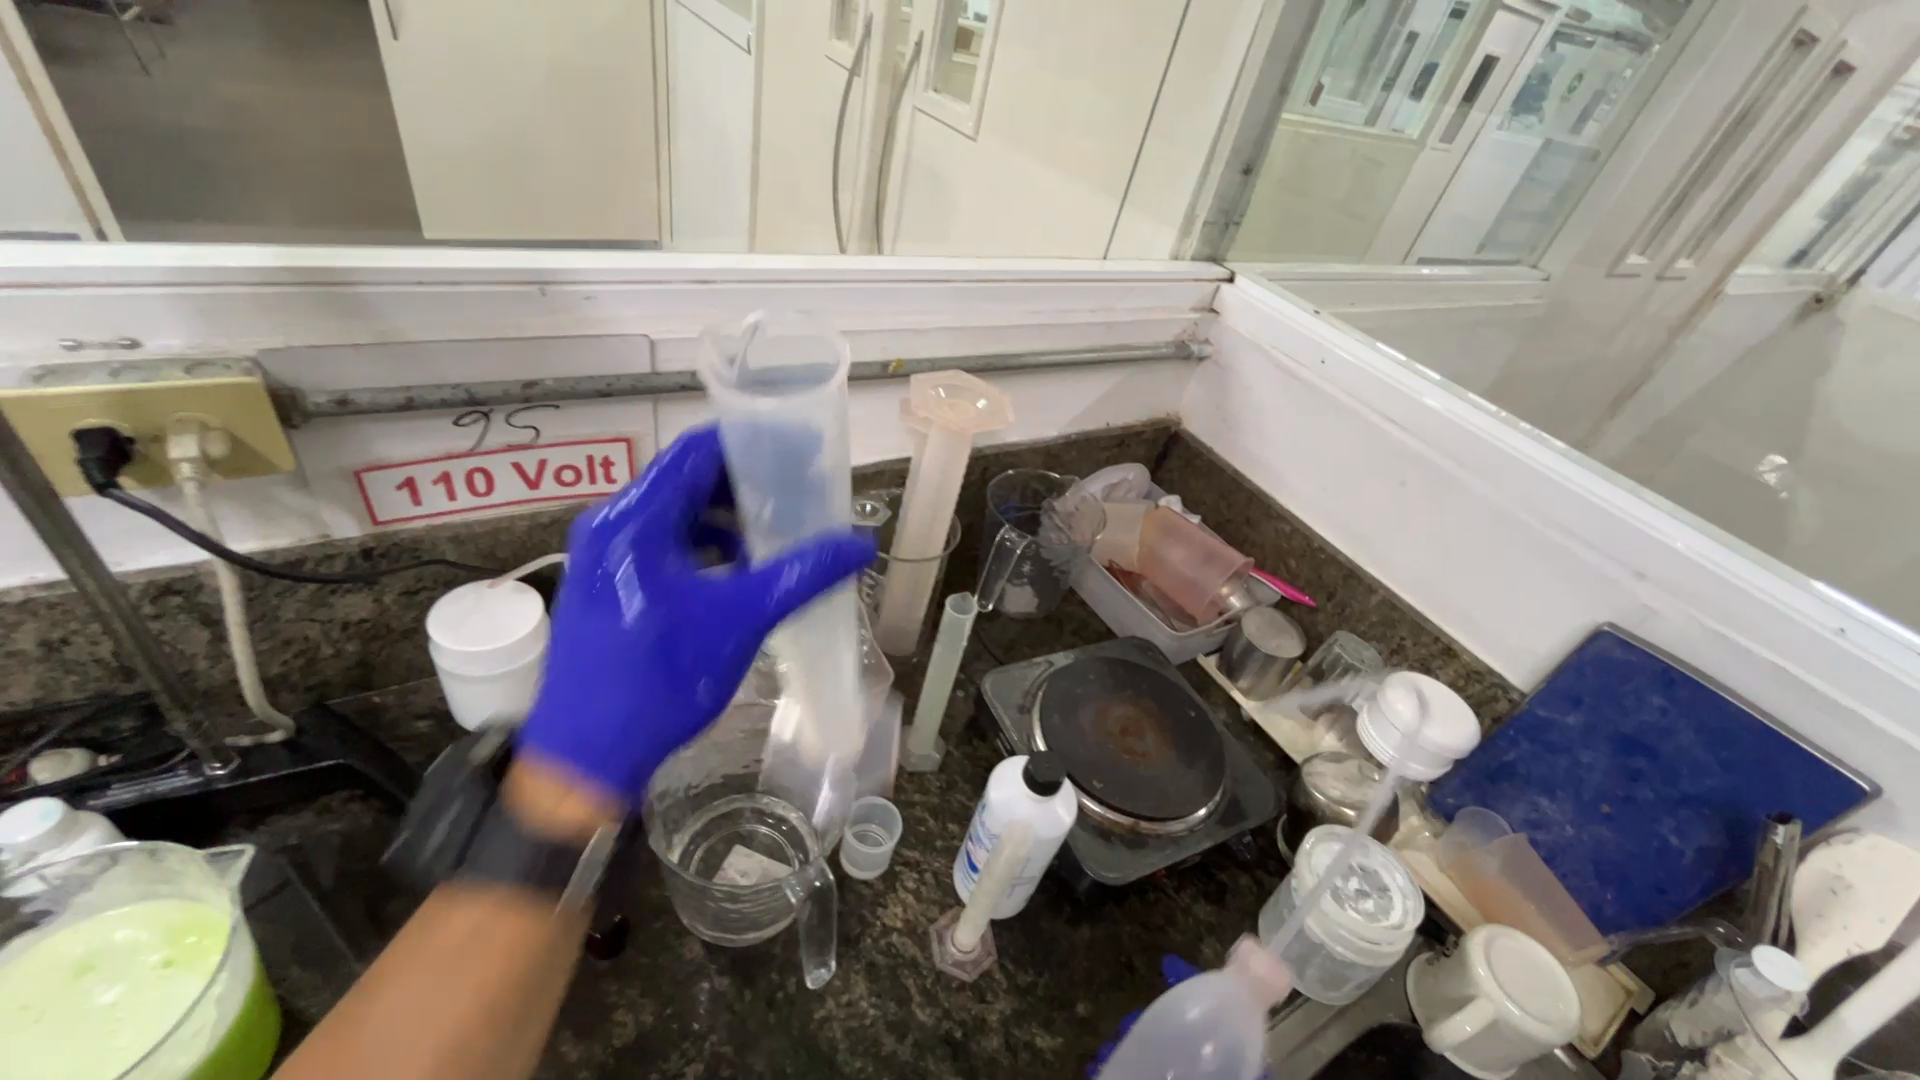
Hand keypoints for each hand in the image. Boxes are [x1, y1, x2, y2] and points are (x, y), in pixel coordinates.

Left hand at [516, 425, 873, 805]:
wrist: (587, 754)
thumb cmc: (663, 678)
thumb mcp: (741, 619)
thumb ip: (802, 574)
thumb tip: (860, 544)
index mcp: (636, 518)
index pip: (697, 450)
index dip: (752, 443)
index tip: (800, 452)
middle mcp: (612, 523)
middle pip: (686, 479)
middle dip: (745, 485)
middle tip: (798, 495)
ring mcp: (603, 553)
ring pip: (674, 513)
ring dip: (724, 519)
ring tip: (774, 538)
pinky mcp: (607, 581)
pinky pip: (661, 543)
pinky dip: (701, 546)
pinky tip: (736, 574)